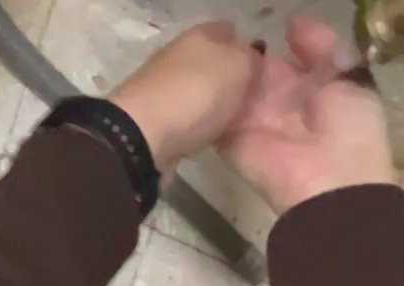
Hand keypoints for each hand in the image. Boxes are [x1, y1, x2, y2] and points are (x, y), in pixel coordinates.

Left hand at [108, 22, 262, 172]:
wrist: (144, 135)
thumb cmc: (198, 93)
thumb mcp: (239, 67)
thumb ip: (251, 59)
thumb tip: (252, 55)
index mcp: (201, 34)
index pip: (228, 30)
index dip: (244, 46)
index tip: (259, 70)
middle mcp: (178, 54)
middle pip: (210, 62)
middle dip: (227, 78)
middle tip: (248, 101)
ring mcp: (162, 88)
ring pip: (195, 91)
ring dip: (209, 103)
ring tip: (229, 122)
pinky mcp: (153, 120)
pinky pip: (183, 118)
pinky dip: (194, 125)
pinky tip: (204, 137)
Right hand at [219, 15, 396, 212]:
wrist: (330, 182)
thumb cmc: (350, 128)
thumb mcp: (349, 74)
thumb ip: (323, 47)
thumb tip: (292, 23)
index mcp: (310, 92)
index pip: (286, 63)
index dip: (277, 45)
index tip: (265, 23)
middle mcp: (280, 107)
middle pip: (256, 76)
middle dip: (246, 54)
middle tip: (231, 32)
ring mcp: (254, 126)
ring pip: (235, 91)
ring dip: (225, 70)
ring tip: (212, 43)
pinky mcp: (233, 143)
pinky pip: (217, 115)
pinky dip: (209, 96)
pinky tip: (202, 71)